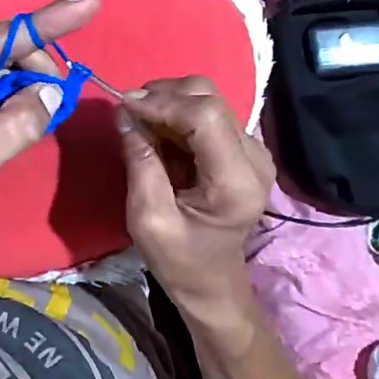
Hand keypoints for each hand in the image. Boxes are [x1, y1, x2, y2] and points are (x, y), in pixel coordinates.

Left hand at [0, 0, 100, 249]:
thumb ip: (20, 122)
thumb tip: (53, 92)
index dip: (47, 23)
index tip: (89, 1)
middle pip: (2, 49)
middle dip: (35, 72)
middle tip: (54, 106)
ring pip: (2, 65)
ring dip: (25, 88)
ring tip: (32, 120)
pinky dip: (14, 97)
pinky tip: (19, 116)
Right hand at [115, 77, 275, 305]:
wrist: (212, 282)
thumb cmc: (179, 260)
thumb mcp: (147, 219)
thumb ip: (139, 162)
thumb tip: (124, 113)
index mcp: (236, 181)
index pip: (205, 115)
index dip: (162, 102)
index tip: (123, 106)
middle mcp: (254, 157)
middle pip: (209, 98)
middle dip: (163, 96)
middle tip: (129, 114)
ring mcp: (253, 149)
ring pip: (208, 98)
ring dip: (168, 103)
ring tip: (140, 124)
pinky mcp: (242, 147)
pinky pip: (207, 113)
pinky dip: (176, 114)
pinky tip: (157, 132)